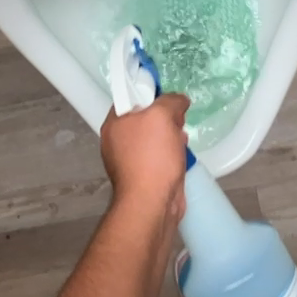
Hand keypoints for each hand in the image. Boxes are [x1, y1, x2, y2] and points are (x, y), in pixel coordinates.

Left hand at [99, 93, 189, 226]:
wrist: (152, 203)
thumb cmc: (152, 156)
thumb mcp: (162, 115)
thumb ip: (171, 101)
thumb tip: (180, 100)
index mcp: (114, 123)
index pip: (130, 97)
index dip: (151, 94)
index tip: (168, 98)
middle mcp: (117, 140)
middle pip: (145, 117)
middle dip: (165, 117)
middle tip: (178, 119)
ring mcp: (129, 160)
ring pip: (154, 137)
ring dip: (171, 135)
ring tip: (182, 137)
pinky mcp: (144, 175)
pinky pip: (159, 155)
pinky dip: (171, 152)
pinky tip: (181, 154)